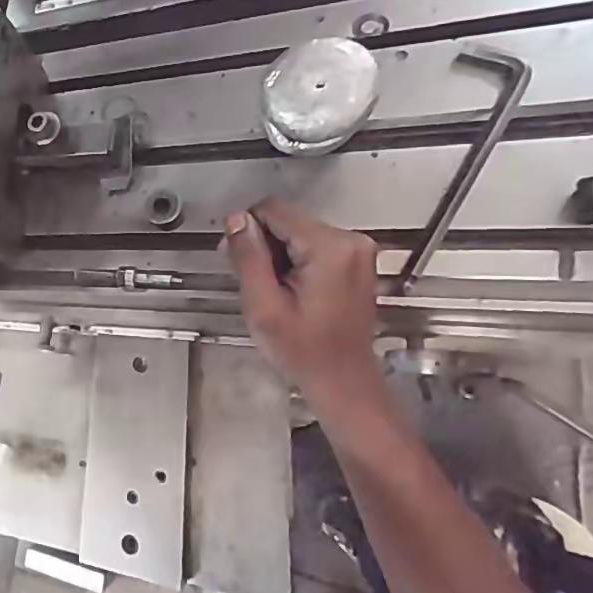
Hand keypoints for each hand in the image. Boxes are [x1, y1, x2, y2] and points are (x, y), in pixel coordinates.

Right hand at [221, 200, 380, 393]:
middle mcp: (350, 240)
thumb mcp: (263, 305)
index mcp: (330, 247)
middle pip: (288, 220)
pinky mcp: (356, 260)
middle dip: (262, 243)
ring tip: (271, 289)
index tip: (235, 258)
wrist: (342, 381)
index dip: (247, 229)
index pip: (274, 210)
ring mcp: (357, 250)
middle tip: (249, 279)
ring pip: (298, 232)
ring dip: (278, 254)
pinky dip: (296, 260)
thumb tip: (236, 219)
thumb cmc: (303, 350)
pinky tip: (289, 289)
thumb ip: (248, 256)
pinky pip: (314, 245)